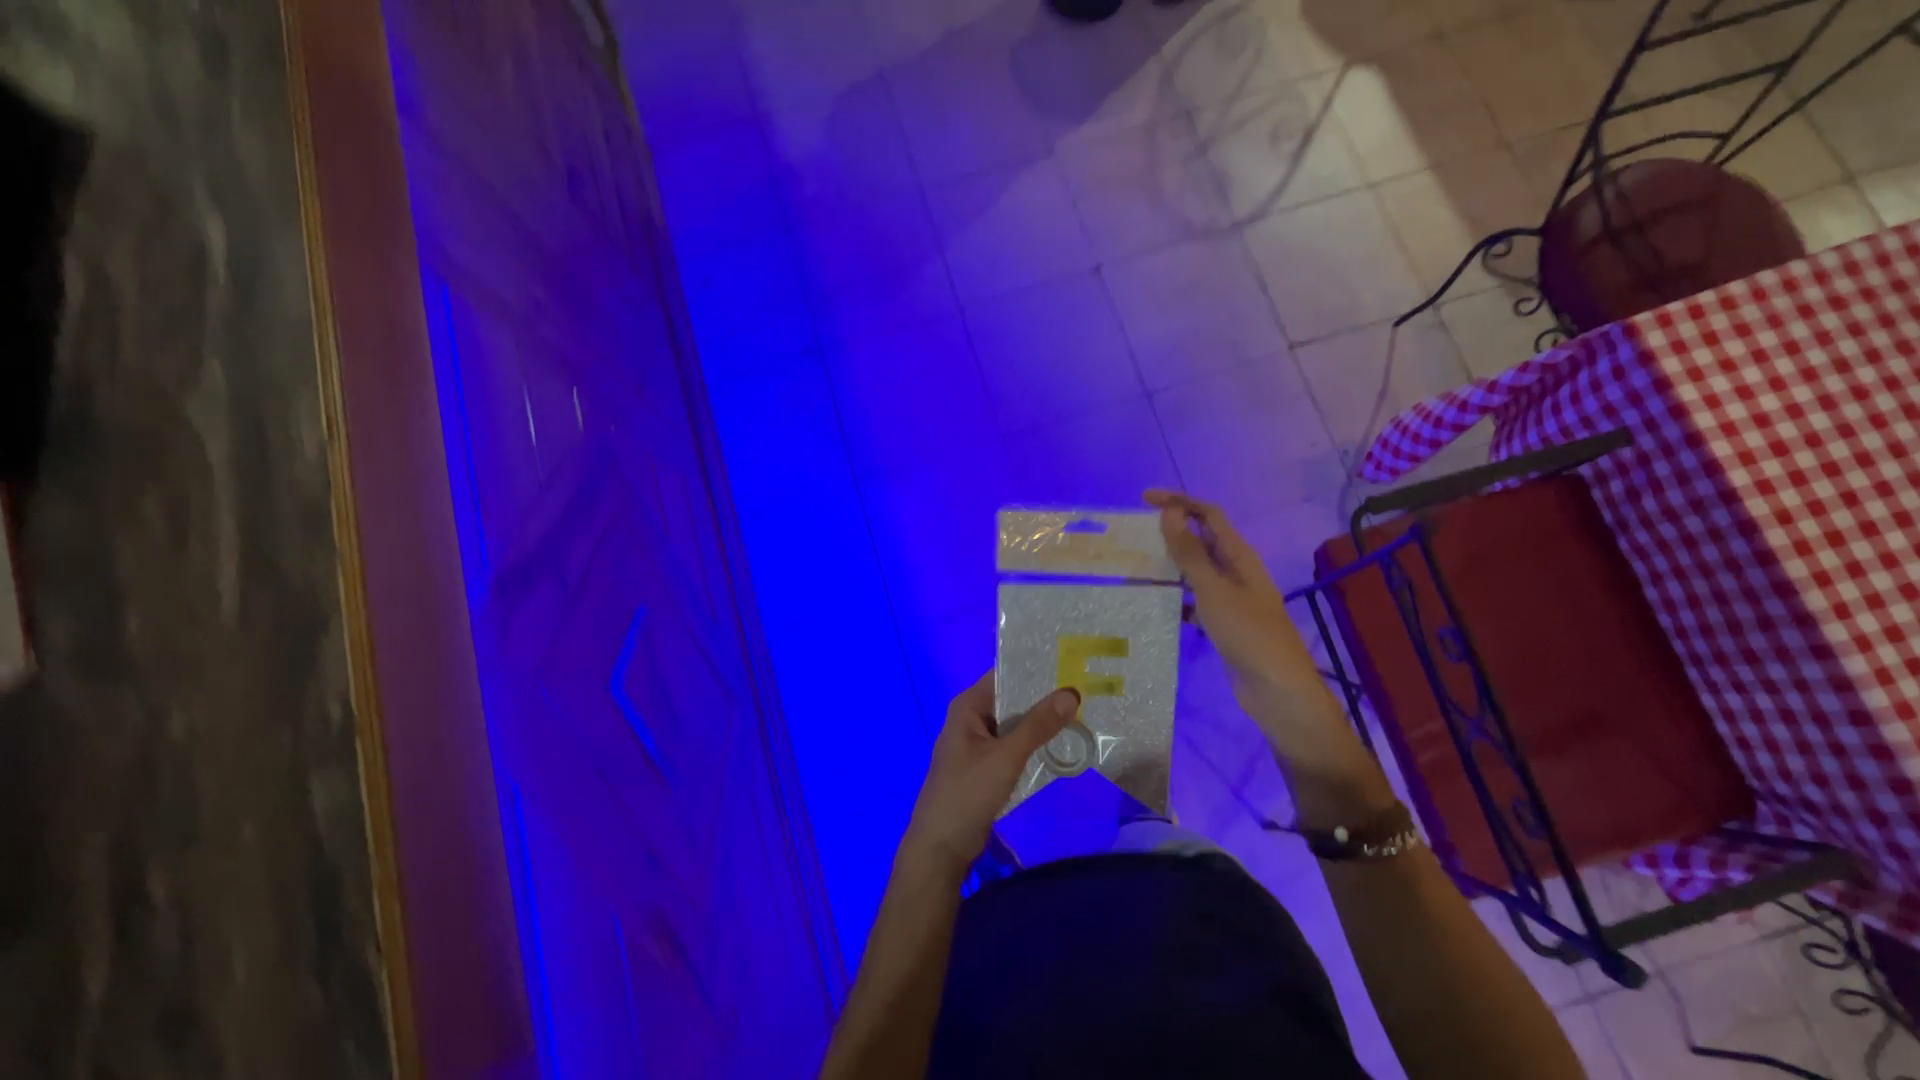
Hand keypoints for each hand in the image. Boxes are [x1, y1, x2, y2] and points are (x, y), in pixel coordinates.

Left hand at [900, 674, 1079, 873]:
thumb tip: (1071, 693)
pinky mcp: (987, 766)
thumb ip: (1037, 725)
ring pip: (1017, 724)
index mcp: (968, 706)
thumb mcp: (1006, 757)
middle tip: (1087, 687)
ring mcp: (979, 744)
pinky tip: (1065, 743)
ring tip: (1085, 710)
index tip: (1071, 662)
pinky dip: (1036, 744)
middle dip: (1045, 697)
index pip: (1005, 674)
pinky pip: (1016, 746)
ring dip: (1043, 722)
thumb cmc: (968, 793)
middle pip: (1014, 699)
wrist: (942, 845)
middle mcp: (972, 718)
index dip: (1036, 668)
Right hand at [1145, 489, 1369, 780]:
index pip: (1208, 514)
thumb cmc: (1247, 633)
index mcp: (1239, 555)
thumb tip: (1170, 513)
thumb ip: (1190, 552)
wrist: (1275, 688)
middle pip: (1202, 539)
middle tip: (1135, 536)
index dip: (1179, 501)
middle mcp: (1237, 570)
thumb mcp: (1213, 590)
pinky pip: (1196, 599)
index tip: (1144, 500)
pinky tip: (1155, 605)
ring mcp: (1232, 598)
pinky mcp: (1225, 622)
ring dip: (1171, 565)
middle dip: (1171, 532)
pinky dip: (1177, 597)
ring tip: (1137, 567)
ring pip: (1197, 571)